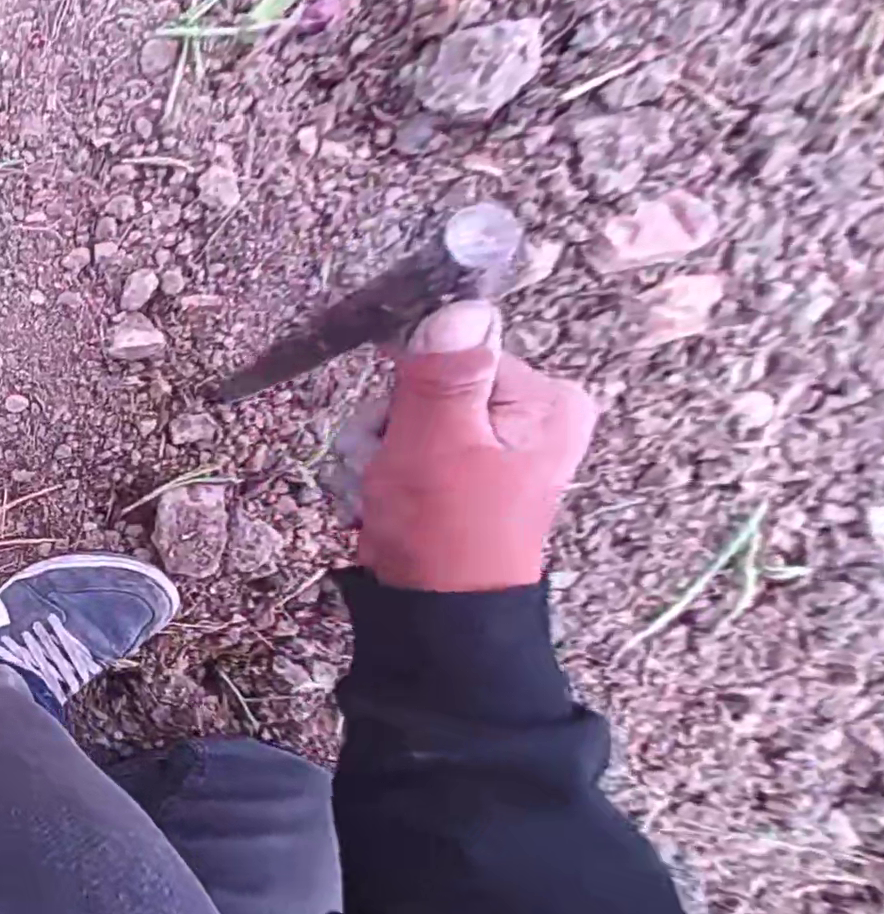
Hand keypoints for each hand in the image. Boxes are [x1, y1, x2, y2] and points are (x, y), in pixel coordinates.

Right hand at [335, 301, 597, 591]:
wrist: (433, 605)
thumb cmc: (440, 528)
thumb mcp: (436, 445)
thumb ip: (443, 378)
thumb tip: (458, 308)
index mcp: (540, 401)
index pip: (453, 352)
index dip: (408, 385)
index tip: (393, 424)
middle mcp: (522, 415)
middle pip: (422, 385)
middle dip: (384, 423)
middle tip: (387, 462)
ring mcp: (487, 443)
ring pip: (399, 415)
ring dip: (373, 448)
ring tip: (380, 484)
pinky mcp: (456, 466)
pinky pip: (399, 442)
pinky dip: (379, 465)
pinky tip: (382, 492)